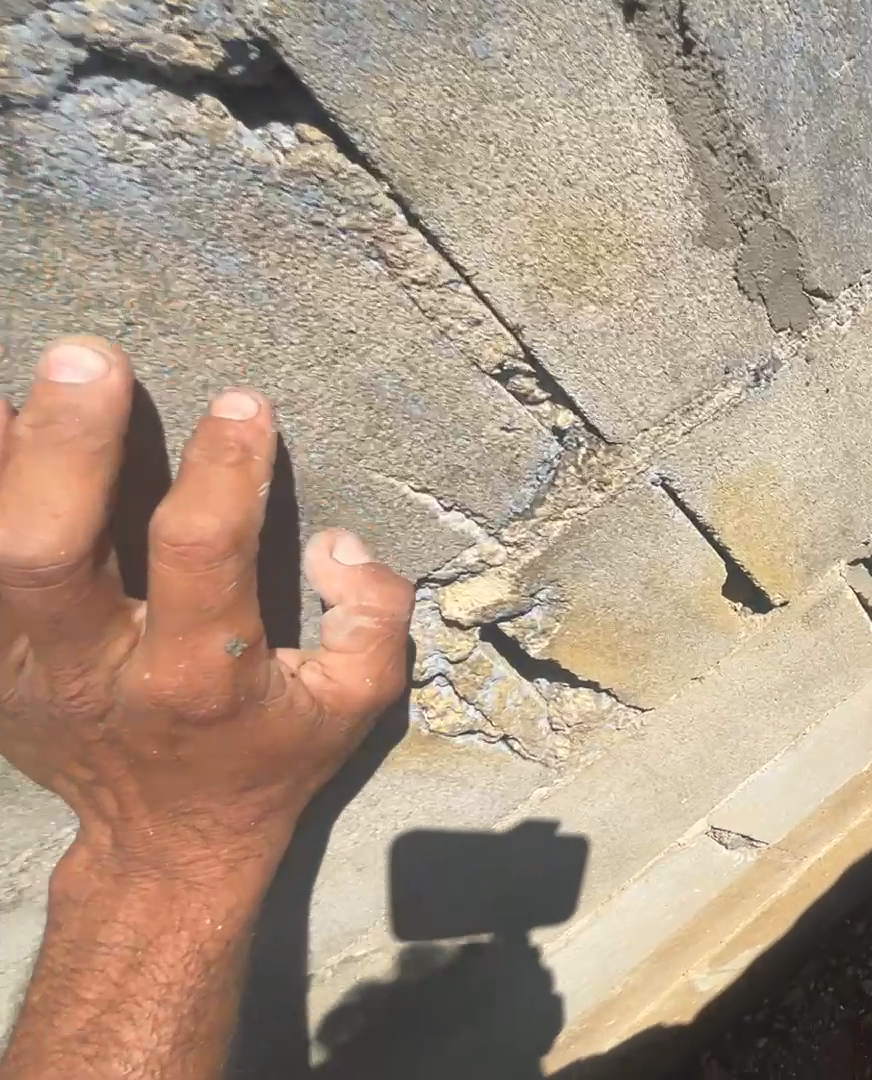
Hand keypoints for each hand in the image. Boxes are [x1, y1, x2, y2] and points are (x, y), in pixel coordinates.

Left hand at [0, 337, 413, 881]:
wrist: (174, 831)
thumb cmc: (283, 751)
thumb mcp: (366, 696)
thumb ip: (374, 614)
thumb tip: (334, 539)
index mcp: (199, 674)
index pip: (202, 552)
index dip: (225, 471)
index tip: (245, 404)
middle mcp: (89, 667)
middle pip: (40, 548)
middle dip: (65, 445)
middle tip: (88, 357)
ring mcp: (14, 669)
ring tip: (7, 383)